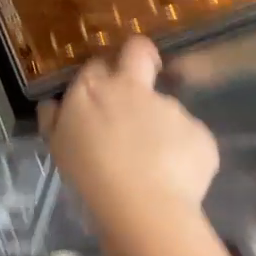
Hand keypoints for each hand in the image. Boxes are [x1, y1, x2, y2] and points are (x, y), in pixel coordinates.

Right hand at [41, 36, 218, 233]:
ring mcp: (171, 108)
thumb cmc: (87, 169)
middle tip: (141, 73)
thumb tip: (55, 103)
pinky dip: (182, 148)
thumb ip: (54, 116)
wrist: (142, 203)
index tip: (100, 89)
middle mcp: (132, 88)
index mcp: (93, 87)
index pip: (98, 62)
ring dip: (159, 122)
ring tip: (154, 157)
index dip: (100, 73)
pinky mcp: (201, 132)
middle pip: (140, 52)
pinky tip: (172, 170)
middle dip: (141, 54)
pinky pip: (189, 135)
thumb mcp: (55, 142)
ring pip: (165, 107)